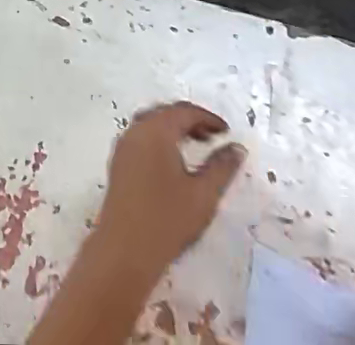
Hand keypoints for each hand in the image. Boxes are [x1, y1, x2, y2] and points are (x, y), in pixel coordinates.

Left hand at [96, 102, 245, 272]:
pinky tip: (175, 159)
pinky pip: (141, 136)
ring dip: (173, 128)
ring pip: (150, 123)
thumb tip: (236, 147)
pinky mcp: (118, 160)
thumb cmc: (168, 217)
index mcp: (154, 132)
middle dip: (190, 119)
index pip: (181, 111)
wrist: (127, 243)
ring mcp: (123, 145)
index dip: (207, 117)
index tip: (227, 132)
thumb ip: (221, 167)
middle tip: (214, 136)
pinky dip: (160, 137)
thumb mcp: (204, 193)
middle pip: (163, 113)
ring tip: (198, 145)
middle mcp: (134, 131)